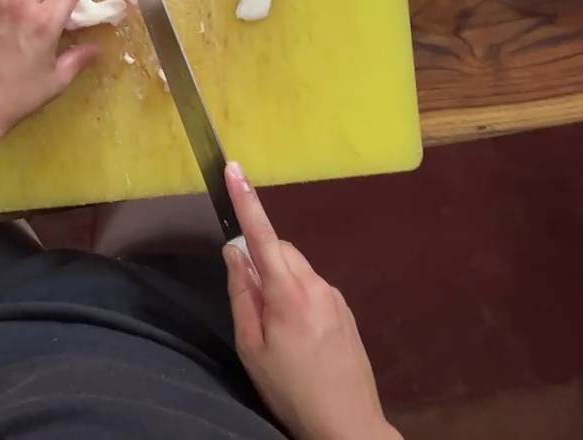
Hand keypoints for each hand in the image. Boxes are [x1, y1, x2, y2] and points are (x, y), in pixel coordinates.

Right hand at [223, 162, 401, 439]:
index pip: (261, 235)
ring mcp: (334, 295)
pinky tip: (299, 334)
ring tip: (278, 327)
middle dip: (261, 258)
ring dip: (279, 279)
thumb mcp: (251, 348)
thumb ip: (241, 294)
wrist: (348, 427)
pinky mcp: (345, 308)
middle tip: (252, 301)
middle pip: (279, 248)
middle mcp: (315, 284)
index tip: (234, 169)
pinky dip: (296, 293)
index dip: (246, 199)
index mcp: (287, 294)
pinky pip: (312, 284)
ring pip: (296, 266)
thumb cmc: (290, 389)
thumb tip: (234, 251)